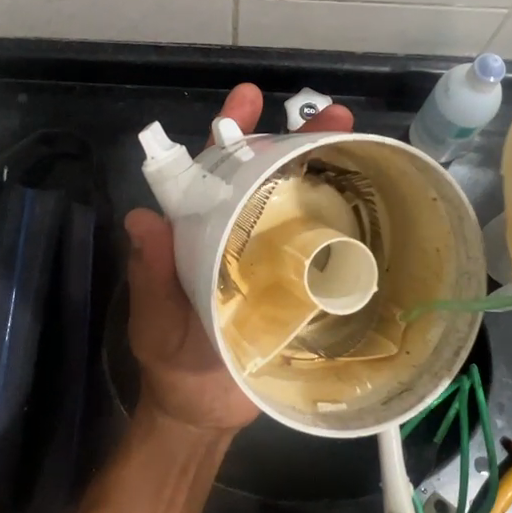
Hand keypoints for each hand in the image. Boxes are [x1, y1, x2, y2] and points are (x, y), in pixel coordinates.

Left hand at [122, 83, 355, 432]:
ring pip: (300, 203)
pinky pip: (324, 249)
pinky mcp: (302, 289)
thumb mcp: (154, 317)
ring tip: (356, 144)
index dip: (232, 129)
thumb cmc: (170, 360)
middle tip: (331, 115)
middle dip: (295, 139)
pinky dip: (345, 225)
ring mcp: (274, 260)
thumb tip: (140, 219)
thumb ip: (149, 273)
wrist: (202, 414)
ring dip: (327, 171)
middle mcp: (238, 234)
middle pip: (266, 175)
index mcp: (199, 230)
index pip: (215, 168)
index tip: (251, 98)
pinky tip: (371, 206)